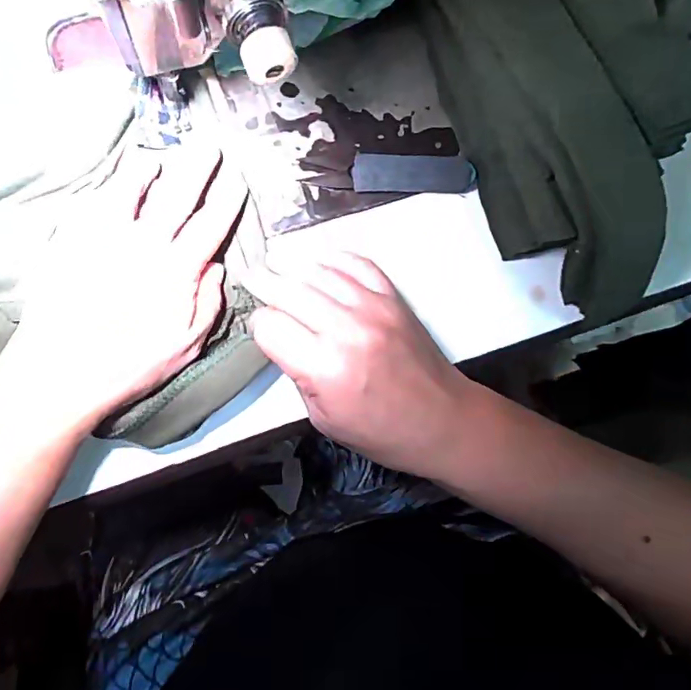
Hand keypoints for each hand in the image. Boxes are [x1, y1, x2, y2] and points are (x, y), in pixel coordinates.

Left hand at [0, 147, 245, 429]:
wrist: (57, 371)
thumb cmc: (126, 366)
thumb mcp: (184, 346)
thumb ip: (207, 304)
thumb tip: (217, 268)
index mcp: (175, 271)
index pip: (209, 225)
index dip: (226, 200)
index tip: (236, 180)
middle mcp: (143, 245)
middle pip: (176, 195)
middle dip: (197, 167)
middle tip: (209, 146)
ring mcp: (104, 238)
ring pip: (129, 189)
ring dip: (147, 168)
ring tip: (156, 156)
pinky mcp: (71, 241)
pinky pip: (92, 201)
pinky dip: (106, 186)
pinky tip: (111, 181)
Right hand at [243, 251, 475, 473]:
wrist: (441, 420)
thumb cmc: (381, 430)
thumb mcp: (322, 417)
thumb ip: (297, 373)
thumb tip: (280, 338)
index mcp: (324, 368)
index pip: (271, 325)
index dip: (259, 324)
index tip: (261, 327)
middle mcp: (346, 331)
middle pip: (289, 290)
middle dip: (264, 281)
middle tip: (249, 273)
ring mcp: (373, 309)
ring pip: (319, 271)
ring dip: (292, 264)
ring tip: (275, 262)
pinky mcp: (393, 299)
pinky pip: (357, 265)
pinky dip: (333, 258)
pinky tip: (318, 262)